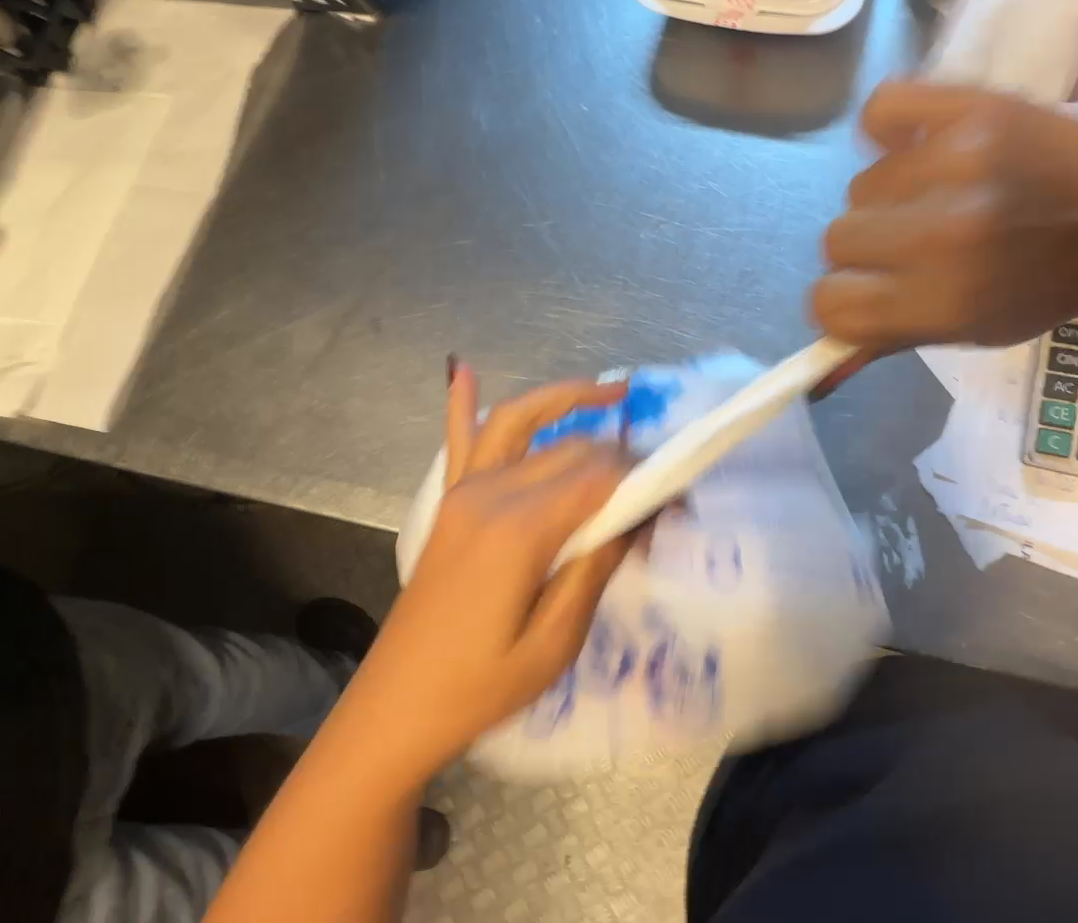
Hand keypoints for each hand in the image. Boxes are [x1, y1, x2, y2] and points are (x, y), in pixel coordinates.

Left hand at [365, 366, 636, 773]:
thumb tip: (639, 515)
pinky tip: (463, 369)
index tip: (680, 496)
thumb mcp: (557, 640)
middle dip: (622, 456)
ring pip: (520, 423)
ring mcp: (463, 494)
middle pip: (572, 450)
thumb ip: (598, 566)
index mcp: (521, 530)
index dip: (646, 480)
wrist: (397, 707)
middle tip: (661, 484)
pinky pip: (459, 443)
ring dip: (564, 399)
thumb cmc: (483, 685)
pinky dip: (463, 404)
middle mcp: (491, 494)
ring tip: (611, 393)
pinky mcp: (448, 505)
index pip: (600, 478)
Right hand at [811, 80, 1077, 349]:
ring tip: (941, 193)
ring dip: (889, 195)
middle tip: (914, 241)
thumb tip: (821, 363)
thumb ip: (893, 337)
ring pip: (860, 184)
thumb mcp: (976, 332)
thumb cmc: (1053, 286)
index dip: (845, 300)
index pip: (832, 304)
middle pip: (836, 240)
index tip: (873, 289)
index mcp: (946, 303)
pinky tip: (920, 146)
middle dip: (868, 248)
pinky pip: (880, 111)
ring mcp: (957, 164)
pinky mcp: (971, 108)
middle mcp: (944, 235)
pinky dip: (889, 129)